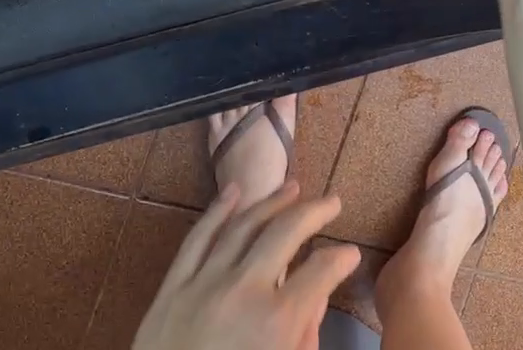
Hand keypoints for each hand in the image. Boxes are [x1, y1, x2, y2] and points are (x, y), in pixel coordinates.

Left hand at [132, 181, 359, 349]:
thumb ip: (304, 338)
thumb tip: (317, 298)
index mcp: (277, 321)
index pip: (321, 271)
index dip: (342, 259)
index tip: (350, 254)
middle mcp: (245, 289)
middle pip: (287, 232)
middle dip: (315, 212)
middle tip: (333, 202)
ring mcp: (204, 283)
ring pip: (245, 225)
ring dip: (273, 201)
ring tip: (293, 186)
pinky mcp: (171, 289)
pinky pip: (197, 239)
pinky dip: (217, 211)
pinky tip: (235, 192)